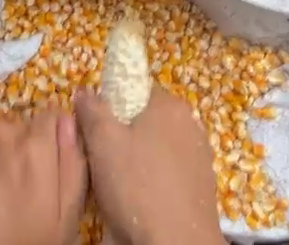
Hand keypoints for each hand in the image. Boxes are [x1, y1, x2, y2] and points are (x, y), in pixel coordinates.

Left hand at [0, 109, 87, 244]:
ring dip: (5, 150)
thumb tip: (70, 123)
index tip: (52, 164)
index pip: (55, 116)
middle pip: (27, 126)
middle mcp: (7, 129)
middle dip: (30, 148)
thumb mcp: (64, 217)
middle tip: (25, 184)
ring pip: (2, 133)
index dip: (56, 139)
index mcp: (37, 145)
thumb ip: (73, 165)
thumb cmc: (22, 240)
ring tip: (0, 186)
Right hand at [74, 88, 225, 244]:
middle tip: (103, 157)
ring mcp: (200, 158)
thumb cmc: (138, 186)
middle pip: (145, 119)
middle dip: (124, 134)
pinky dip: (154, 180)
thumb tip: (85, 91)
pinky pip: (169, 173)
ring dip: (138, 158)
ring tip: (120, 183)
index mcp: (170, 105)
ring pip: (157, 147)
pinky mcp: (203, 188)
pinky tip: (141, 200)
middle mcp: (191, 125)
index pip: (134, 88)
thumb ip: (91, 108)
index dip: (111, 105)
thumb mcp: (101, 140)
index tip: (97, 128)